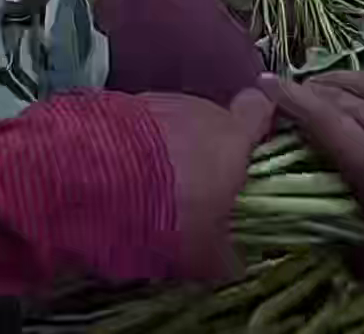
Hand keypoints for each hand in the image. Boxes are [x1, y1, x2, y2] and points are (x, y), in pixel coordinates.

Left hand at [138, 88, 274, 279]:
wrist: (106, 172)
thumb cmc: (170, 212)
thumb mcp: (204, 251)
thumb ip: (224, 253)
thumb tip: (234, 263)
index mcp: (233, 139)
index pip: (258, 109)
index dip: (257, 118)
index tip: (252, 136)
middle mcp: (204, 110)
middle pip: (214, 123)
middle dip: (206, 150)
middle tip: (192, 188)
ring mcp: (166, 101)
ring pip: (179, 121)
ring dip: (172, 146)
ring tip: (154, 183)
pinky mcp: (132, 100)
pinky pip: (148, 121)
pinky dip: (144, 139)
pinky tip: (129, 167)